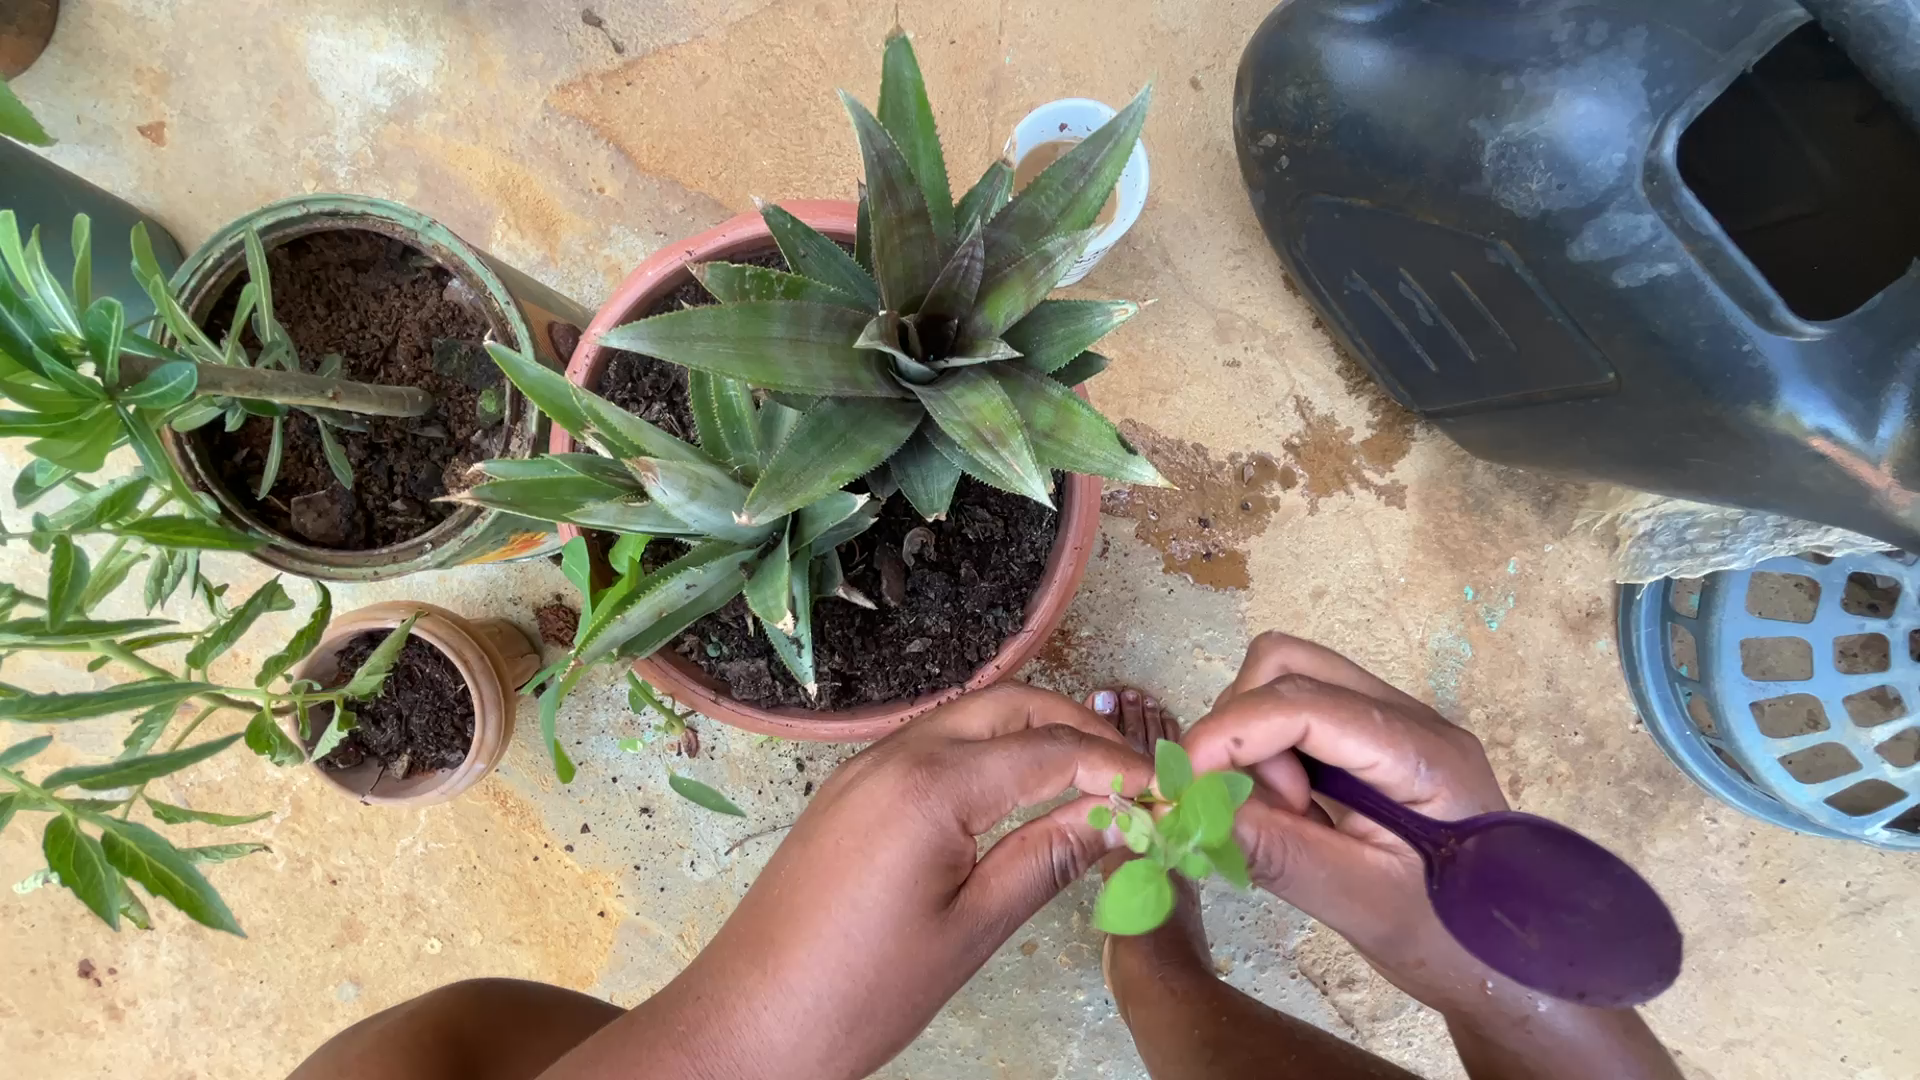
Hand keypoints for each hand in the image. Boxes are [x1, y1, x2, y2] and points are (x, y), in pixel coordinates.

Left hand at [544, 683, 1153, 1079]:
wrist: (748, 1017)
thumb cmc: (865, 988)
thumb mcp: (971, 929)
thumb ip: (1046, 857)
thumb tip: (1118, 817)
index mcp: (932, 782)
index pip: (1047, 750)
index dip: (1112, 765)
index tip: (1163, 786)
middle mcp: (900, 748)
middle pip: (1009, 704)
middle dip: (1076, 723)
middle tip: (1127, 768)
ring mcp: (871, 758)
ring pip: (970, 714)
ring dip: (1032, 728)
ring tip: (1084, 772)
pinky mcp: (855, 780)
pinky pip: (937, 738)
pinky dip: (988, 746)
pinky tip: (1013, 781)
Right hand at [1181, 634, 1681, 1079]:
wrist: (1508, 964)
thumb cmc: (1450, 943)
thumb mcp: (1363, 909)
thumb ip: (1278, 853)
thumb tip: (1186, 806)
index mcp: (1420, 752)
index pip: (1301, 703)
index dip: (1228, 732)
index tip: (1181, 782)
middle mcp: (1403, 714)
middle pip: (1285, 664)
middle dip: (1239, 723)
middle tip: (1251, 799)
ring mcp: (1386, 718)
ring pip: (1282, 678)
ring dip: (1250, 734)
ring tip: (1280, 808)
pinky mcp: (1366, 736)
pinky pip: (1289, 709)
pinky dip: (1263, 746)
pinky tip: (1288, 804)